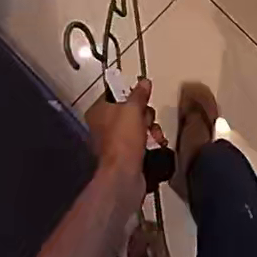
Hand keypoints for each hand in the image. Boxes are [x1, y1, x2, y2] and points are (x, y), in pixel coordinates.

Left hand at [84, 77, 153, 195]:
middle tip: (149, 120)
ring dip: (151, 129)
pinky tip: (157, 145)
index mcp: (98, 111)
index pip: (115, 94)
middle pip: (130, 110)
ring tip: (156, 136)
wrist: (124, 176)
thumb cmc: (124, 138)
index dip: (131, 94)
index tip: (143, 97)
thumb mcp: (133, 109)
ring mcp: (114, 142)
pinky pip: (141, 142)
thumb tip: (144, 81)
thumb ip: (139, 94)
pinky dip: (150, 142)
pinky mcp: (125, 156)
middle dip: (145, 114)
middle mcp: (103, 126)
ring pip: (138, 126)